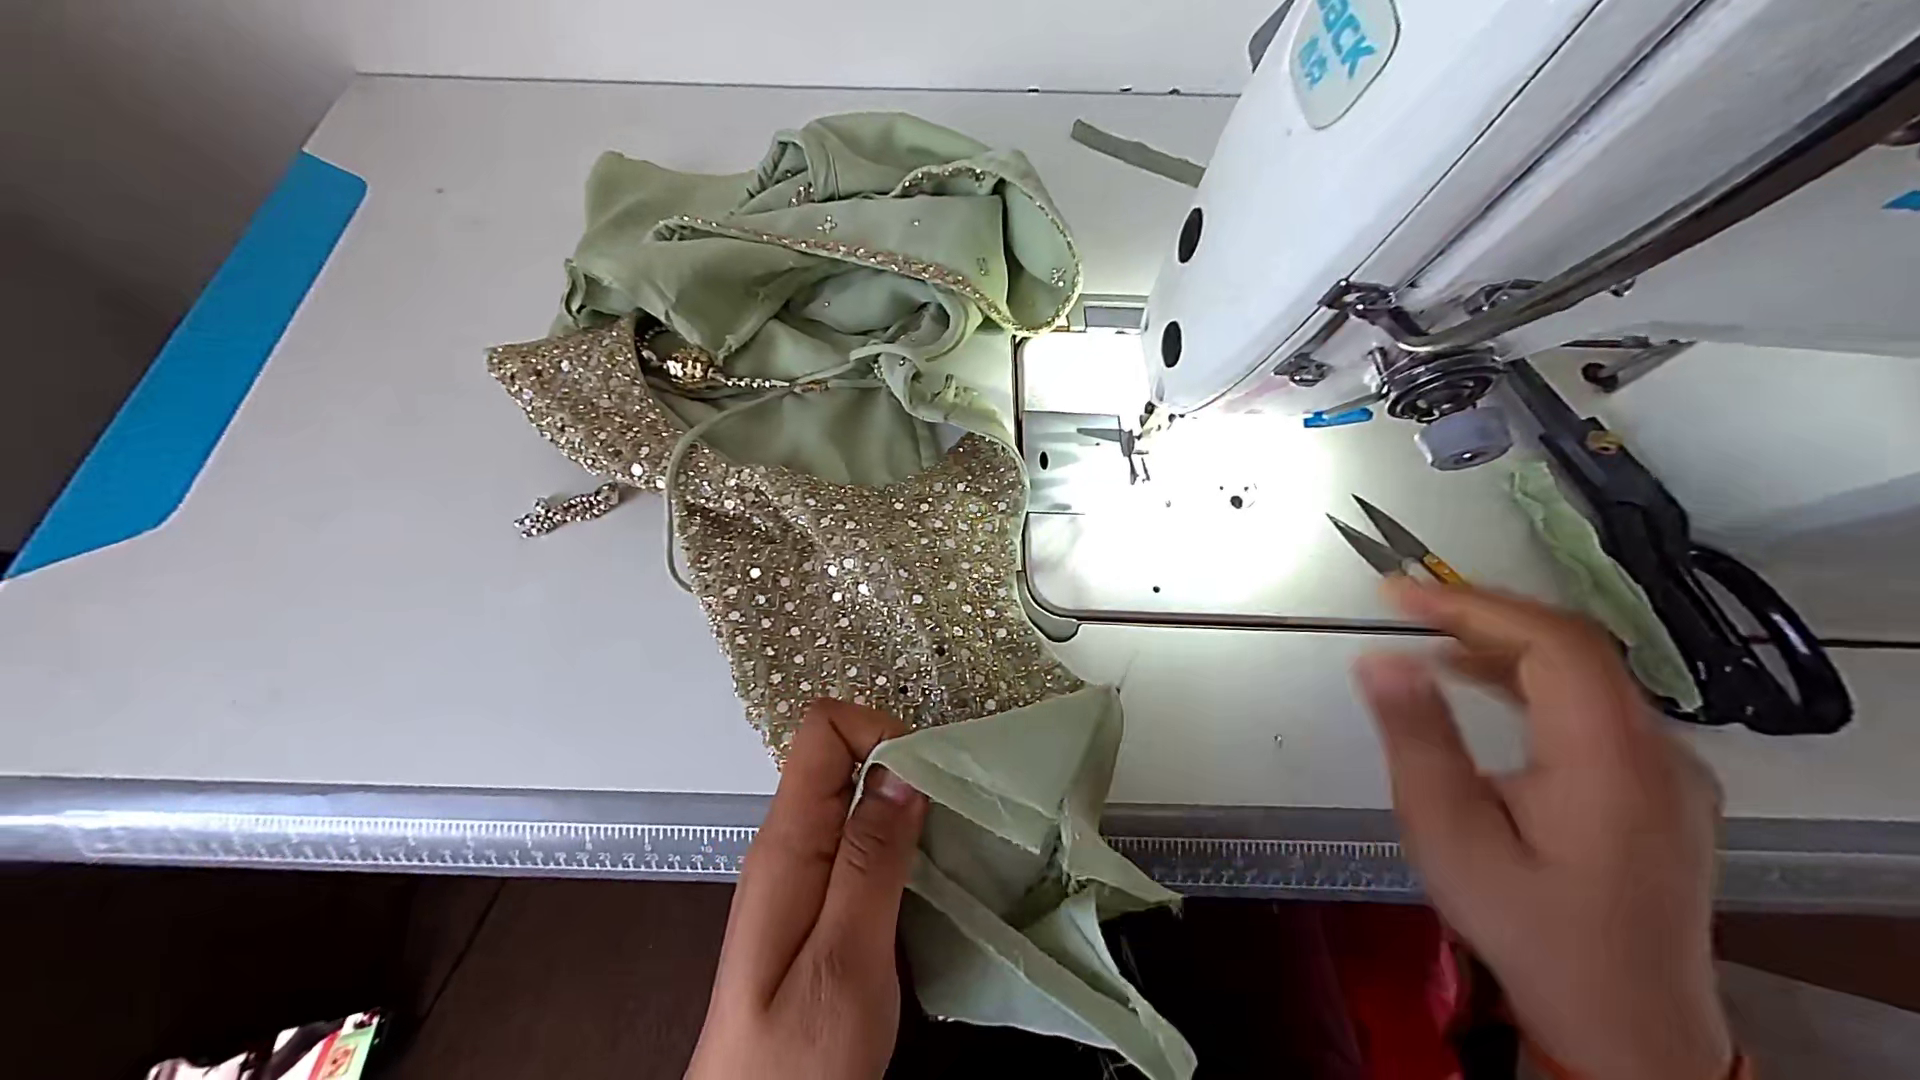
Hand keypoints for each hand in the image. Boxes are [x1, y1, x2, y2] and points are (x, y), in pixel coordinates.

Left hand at [685, 701, 928, 1079]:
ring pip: (854, 793)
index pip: (822, 730)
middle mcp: (789, 841)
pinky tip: (925, 869)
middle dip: (900, 765)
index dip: (878, 732)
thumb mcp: (845, 961)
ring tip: (947, 840)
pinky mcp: (818, 894)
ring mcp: (801, 867)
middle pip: (841, 754)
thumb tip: (902, 772)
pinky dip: (897, 834)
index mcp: (787, 842)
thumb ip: (872, 860)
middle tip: (949, 812)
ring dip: (904, 801)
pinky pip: (859, 834)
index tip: (927, 778)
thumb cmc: (797, 1060)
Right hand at [1355, 581, 1733, 1079]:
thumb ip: (1416, 737)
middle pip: (1572, 647)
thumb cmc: (1525, 922)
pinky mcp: (1655, 783)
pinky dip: (1524, 676)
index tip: (1396, 594)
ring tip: (1425, 636)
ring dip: (1499, 642)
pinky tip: (1475, 682)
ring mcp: (1665, 767)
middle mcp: (1657, 750)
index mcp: (1610, 757)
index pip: (1553, 643)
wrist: (1619, 1017)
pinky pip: (1588, 702)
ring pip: (1583, 671)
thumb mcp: (1449, 830)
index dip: (1472, 604)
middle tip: (1402, 605)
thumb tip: (1377, 658)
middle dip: (1480, 613)